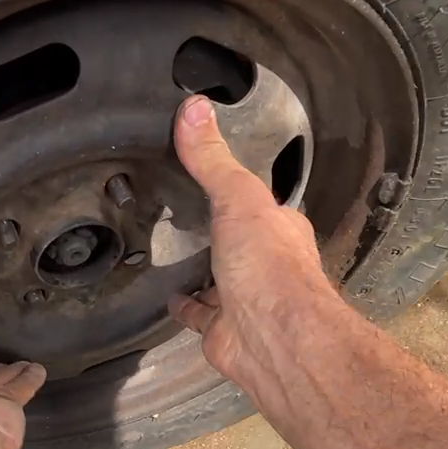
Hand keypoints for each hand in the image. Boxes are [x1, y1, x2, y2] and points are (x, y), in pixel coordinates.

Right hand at [167, 95, 342, 386]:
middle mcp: (264, 264)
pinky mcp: (221, 329)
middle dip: (217, 232)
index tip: (215, 177)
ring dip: (201, 270)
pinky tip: (170, 298)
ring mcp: (243, 298)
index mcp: (277, 228)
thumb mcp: (239, 200)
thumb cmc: (269, 269)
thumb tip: (193, 109)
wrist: (273, 339)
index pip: (257, 202)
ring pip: (218, 279)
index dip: (238, 190)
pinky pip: (199, 315)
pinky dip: (185, 307)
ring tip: (174, 254)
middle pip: (237, 241)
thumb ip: (213, 161)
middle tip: (187, 215)